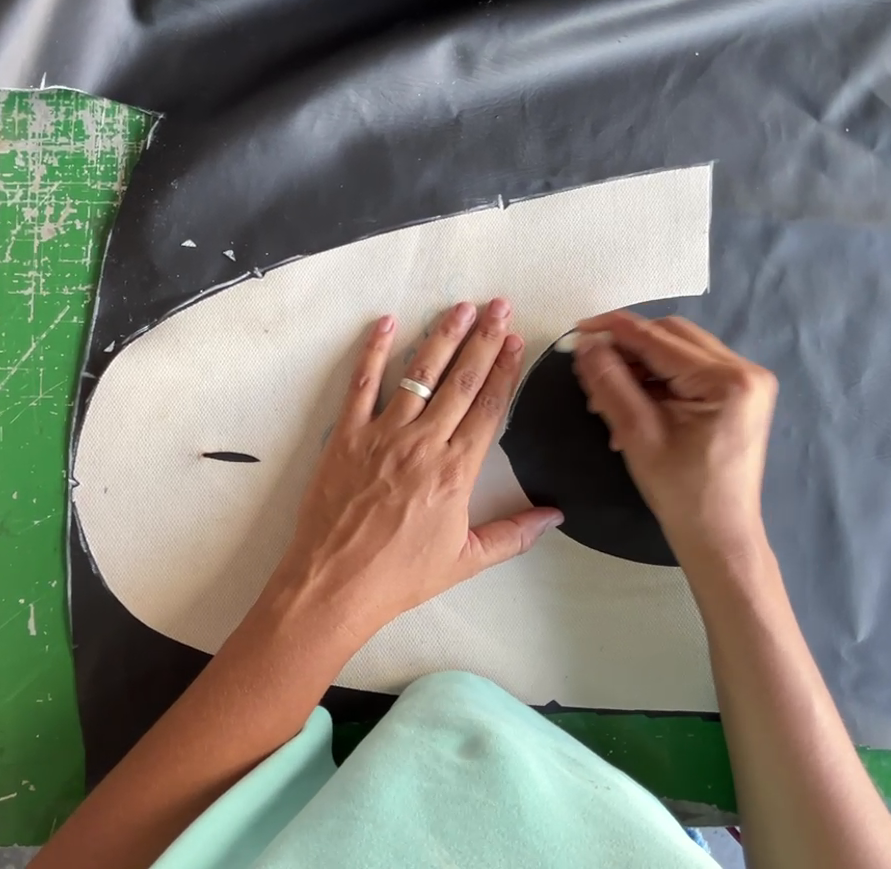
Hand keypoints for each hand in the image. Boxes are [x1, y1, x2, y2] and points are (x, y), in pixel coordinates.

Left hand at [256, 300, 564, 647]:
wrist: (335, 583)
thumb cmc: (401, 576)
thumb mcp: (465, 560)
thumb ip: (514, 534)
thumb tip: (556, 515)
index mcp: (455, 471)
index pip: (488, 408)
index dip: (505, 370)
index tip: (517, 340)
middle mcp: (422, 443)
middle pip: (460, 380)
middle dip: (483, 339)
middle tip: (498, 306)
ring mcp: (382, 434)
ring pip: (418, 374)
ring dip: (441, 337)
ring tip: (460, 308)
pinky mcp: (345, 435)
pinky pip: (362, 384)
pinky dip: (373, 351)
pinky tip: (386, 323)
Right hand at [570, 310, 776, 563]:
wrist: (717, 533)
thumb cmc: (681, 491)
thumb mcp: (636, 433)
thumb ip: (609, 381)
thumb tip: (586, 344)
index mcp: (727, 380)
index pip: (658, 338)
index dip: (613, 330)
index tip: (576, 330)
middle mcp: (744, 371)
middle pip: (670, 335)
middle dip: (626, 348)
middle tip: (590, 367)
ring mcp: (744, 382)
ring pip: (677, 350)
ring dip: (638, 366)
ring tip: (606, 396)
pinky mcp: (737, 394)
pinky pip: (687, 369)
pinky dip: (655, 379)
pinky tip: (632, 403)